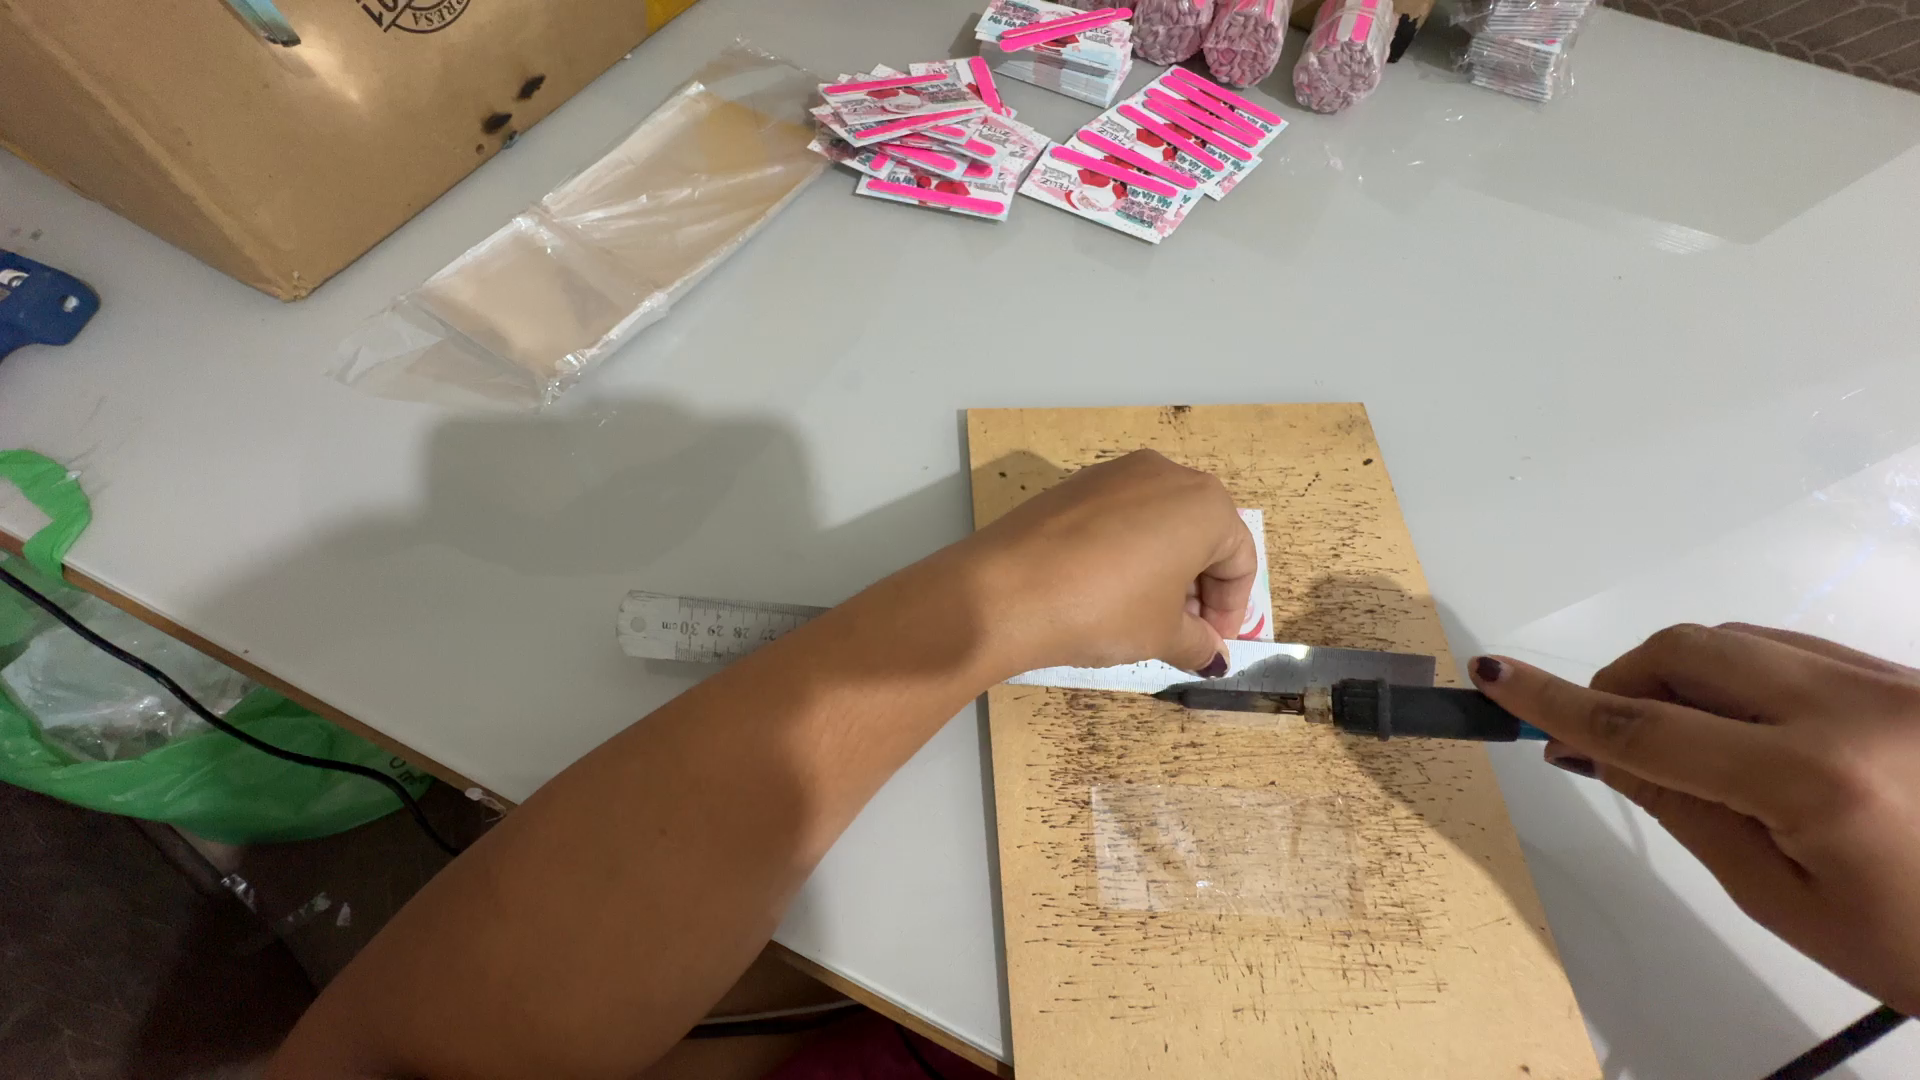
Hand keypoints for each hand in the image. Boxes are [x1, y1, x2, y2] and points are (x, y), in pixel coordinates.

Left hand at [959, 449, 1257, 676]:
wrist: (1005, 590)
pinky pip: (1118, 519)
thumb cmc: (1104, 608)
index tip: (1211, 646)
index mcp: (1203, 503)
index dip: (1231, 611)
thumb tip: (1213, 655)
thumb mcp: (1161, 635)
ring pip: (1158, 525)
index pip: (1239, 560)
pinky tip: (1102, 591)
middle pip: (1200, 536)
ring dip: (1162, 571)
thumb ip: (1198, 643)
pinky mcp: (1072, 485)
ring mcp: (1113, 474)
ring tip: (1140, 617)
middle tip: (1180, 634)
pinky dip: (1125, 553)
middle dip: (1197, 589)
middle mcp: (1164, 473)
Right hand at [1470, 624, 1919, 1015]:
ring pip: (1735, 641)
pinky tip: (1759, 727)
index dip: (1552, 701)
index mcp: (1819, 783)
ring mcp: (1905, 686)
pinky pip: (1794, 649)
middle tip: (1610, 733)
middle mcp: (1863, 711)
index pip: (1641, 727)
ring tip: (1697, 738)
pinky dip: (1743, 676)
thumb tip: (1583, 748)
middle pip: (1683, 651)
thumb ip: (1675, 805)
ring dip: (1681, 677)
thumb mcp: (1782, 897)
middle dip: (1624, 681)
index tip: (1491, 672)